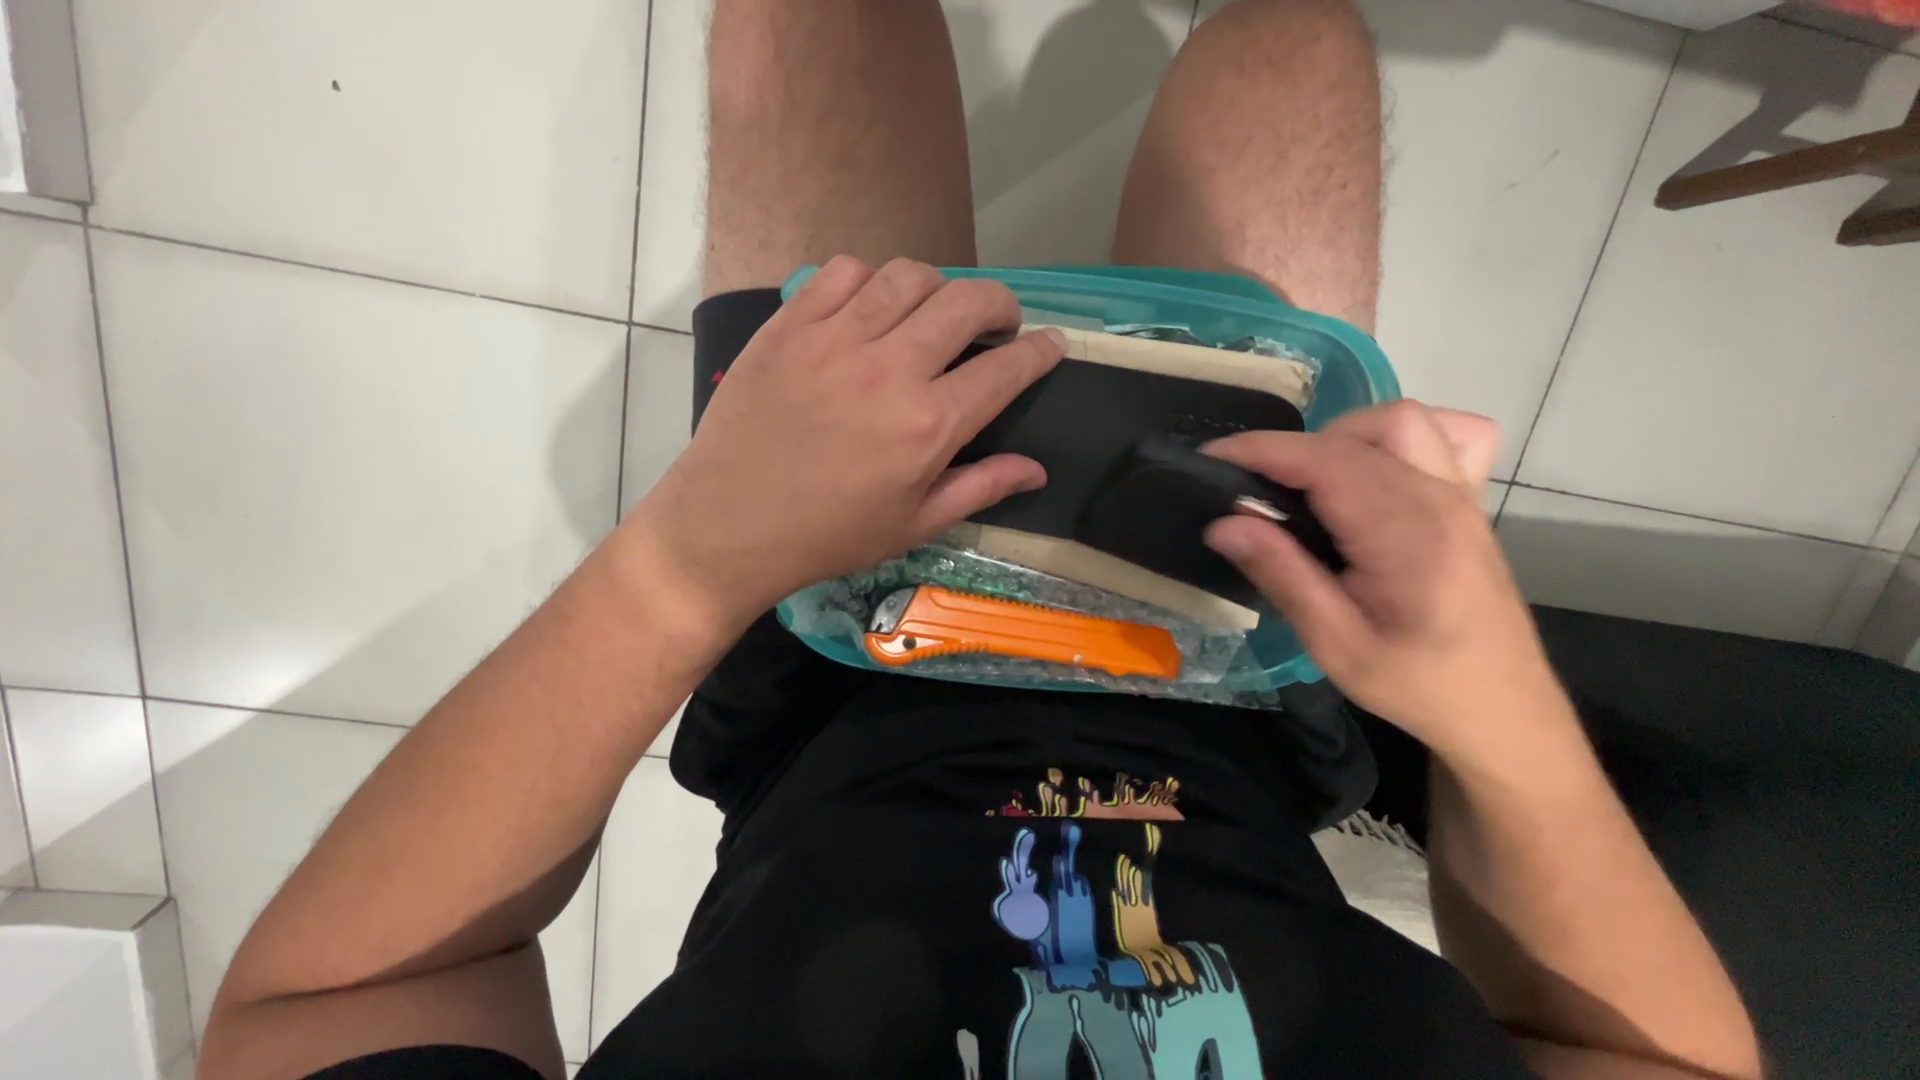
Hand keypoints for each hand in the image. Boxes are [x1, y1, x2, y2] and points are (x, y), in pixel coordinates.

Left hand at [628, 256, 1064, 627]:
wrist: (730, 524)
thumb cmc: (828, 534)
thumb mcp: (914, 524)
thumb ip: (980, 487)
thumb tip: (1038, 470)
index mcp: (929, 425)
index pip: (1006, 368)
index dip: (1040, 350)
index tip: (1052, 343)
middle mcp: (890, 369)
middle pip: (966, 303)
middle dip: (1000, 304)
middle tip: (998, 322)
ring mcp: (836, 339)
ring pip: (908, 276)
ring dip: (938, 288)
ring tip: (934, 312)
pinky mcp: (790, 325)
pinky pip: (843, 272)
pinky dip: (870, 280)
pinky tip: (870, 308)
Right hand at [1203, 402, 1566, 755]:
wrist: (1503, 710)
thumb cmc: (1416, 685)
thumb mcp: (1336, 644)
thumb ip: (1282, 575)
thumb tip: (1223, 524)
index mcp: (1405, 533)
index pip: (1323, 461)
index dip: (1260, 450)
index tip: (1209, 460)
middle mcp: (1438, 498)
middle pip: (1352, 435)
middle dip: (1288, 448)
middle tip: (1249, 492)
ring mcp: (1459, 495)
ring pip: (1397, 422)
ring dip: (1339, 436)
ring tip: (1304, 484)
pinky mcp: (1466, 503)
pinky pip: (1442, 436)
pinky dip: (1395, 438)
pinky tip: (1370, 470)